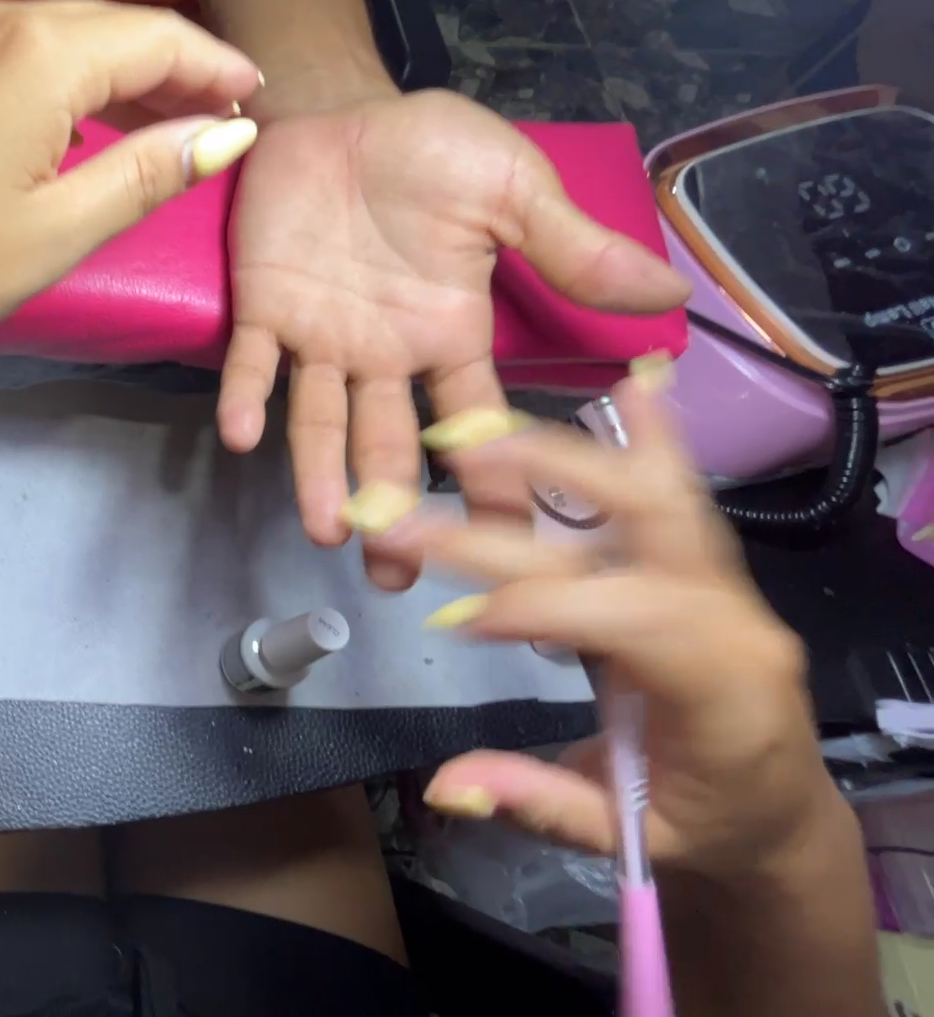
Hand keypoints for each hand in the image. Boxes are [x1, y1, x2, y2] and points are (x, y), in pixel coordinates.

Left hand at [0, 0, 261, 406]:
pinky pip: (5, 62)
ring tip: (158, 118)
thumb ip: (144, 176)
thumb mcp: (52, 235)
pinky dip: (56, 86)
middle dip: (170, 67)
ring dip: (112, 76)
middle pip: (105, 31)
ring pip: (53, 43)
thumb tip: (221, 135)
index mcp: (36, 54)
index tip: (254, 96)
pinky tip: (71, 123)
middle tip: (217, 112)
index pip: (156, 38)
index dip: (214, 66)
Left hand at [217, 90, 689, 589]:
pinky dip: (244, 398)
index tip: (511, 544)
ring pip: (316, 420)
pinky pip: (250, 364)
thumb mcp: (510, 194)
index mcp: (445, 334)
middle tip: (393, 571)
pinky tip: (242, 437)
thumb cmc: (428, 153)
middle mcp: (379, 354)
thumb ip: (567, 252)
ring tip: (325, 529)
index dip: (491, 480)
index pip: (474, 422)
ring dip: (316, 475)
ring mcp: (317, 339)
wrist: (339, 118)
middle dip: (392, 508)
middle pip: (385, 445)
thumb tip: (665, 300)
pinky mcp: (261, 312)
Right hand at [391, 378, 847, 879]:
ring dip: (563, 452)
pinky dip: (655, 433)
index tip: (454, 621)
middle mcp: (728, 613)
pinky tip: (636, 380)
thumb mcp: (622, 832)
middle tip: (438, 482)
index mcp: (722, 685)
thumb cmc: (699, 820)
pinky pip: (676, 492)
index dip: (540, 607)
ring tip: (480, 429)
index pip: (630, 617)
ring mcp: (717, 580)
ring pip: (653, 494)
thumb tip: (443, 783)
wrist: (775, 806)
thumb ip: (535, 799)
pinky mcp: (696, 567)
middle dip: (536, 494)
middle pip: (641, 528)